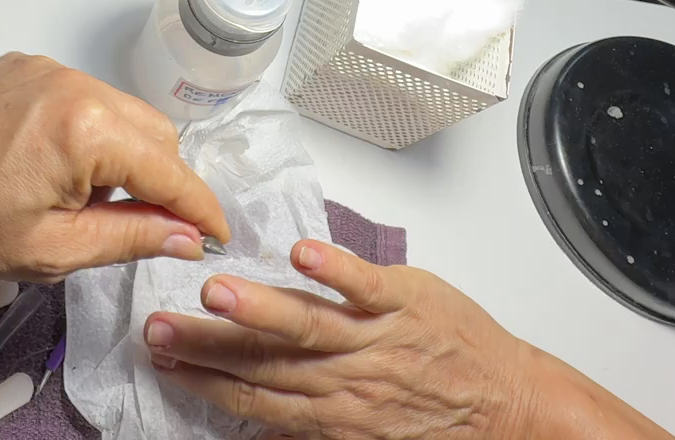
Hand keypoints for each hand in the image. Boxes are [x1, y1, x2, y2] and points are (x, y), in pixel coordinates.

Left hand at [0, 52, 230, 281]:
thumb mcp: (51, 250)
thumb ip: (130, 237)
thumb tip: (184, 234)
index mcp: (85, 128)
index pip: (168, 168)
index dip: (198, 205)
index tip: (215, 230)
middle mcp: (73, 82)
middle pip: (153, 131)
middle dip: (159, 179)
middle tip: (140, 225)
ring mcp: (47, 67)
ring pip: (120, 110)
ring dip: (123, 153)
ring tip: (84, 197)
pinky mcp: (24, 65)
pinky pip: (82, 95)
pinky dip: (89, 129)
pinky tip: (56, 164)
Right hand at [143, 241, 672, 439]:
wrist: (515, 410)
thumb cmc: (440, 420)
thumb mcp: (370, 435)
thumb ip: (315, 415)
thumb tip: (258, 402)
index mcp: (335, 416)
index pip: (257, 397)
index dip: (206, 381)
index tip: (163, 361)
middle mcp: (346, 381)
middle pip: (266, 363)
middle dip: (208, 348)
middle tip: (158, 329)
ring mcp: (375, 338)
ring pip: (308, 325)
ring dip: (260, 311)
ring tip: (213, 293)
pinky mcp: (404, 302)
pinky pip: (366, 286)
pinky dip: (335, 271)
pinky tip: (301, 253)